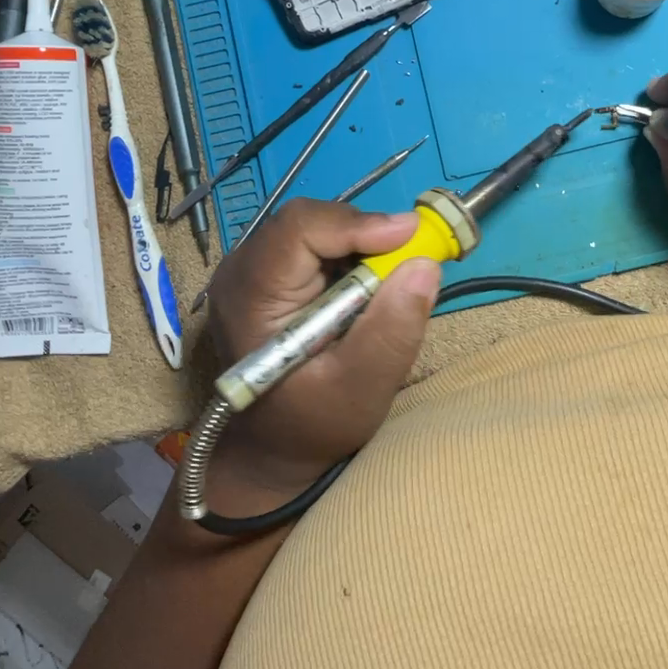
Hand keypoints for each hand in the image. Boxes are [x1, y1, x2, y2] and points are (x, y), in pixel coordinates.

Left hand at [202, 200, 440, 495]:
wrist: (275, 448)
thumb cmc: (313, 425)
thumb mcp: (360, 391)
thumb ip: (390, 332)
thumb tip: (425, 265)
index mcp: (249, 296)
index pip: (299, 229)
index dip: (357, 224)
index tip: (412, 238)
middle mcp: (242, 269)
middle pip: (310, 220)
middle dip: (367, 235)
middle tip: (411, 260)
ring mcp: (253, 267)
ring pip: (318, 226)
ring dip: (363, 245)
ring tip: (390, 281)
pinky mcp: (270, 271)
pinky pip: (318, 241)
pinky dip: (354, 254)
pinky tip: (368, 287)